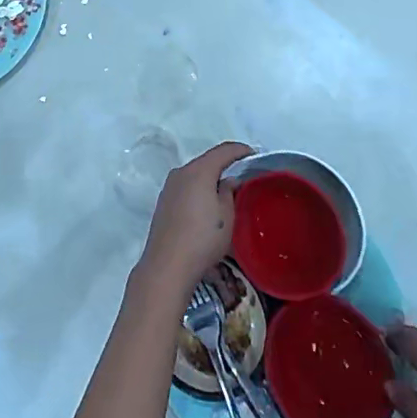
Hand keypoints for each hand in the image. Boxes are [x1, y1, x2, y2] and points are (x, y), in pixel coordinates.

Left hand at [138, 141, 252, 286]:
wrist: (166, 267)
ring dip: (210, 178)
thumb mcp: (226, 215)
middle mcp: (181, 173)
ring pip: (194, 174)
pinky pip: (185, 187)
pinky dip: (198, 189)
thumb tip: (228, 180)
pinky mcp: (163, 203)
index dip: (240, 150)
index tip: (253, 155)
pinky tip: (205, 204)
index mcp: (199, 170)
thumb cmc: (203, 238)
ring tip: (224, 191)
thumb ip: (229, 192)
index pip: (224, 151)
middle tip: (241, 175)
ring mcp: (169, 188)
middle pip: (207, 161)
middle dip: (225, 165)